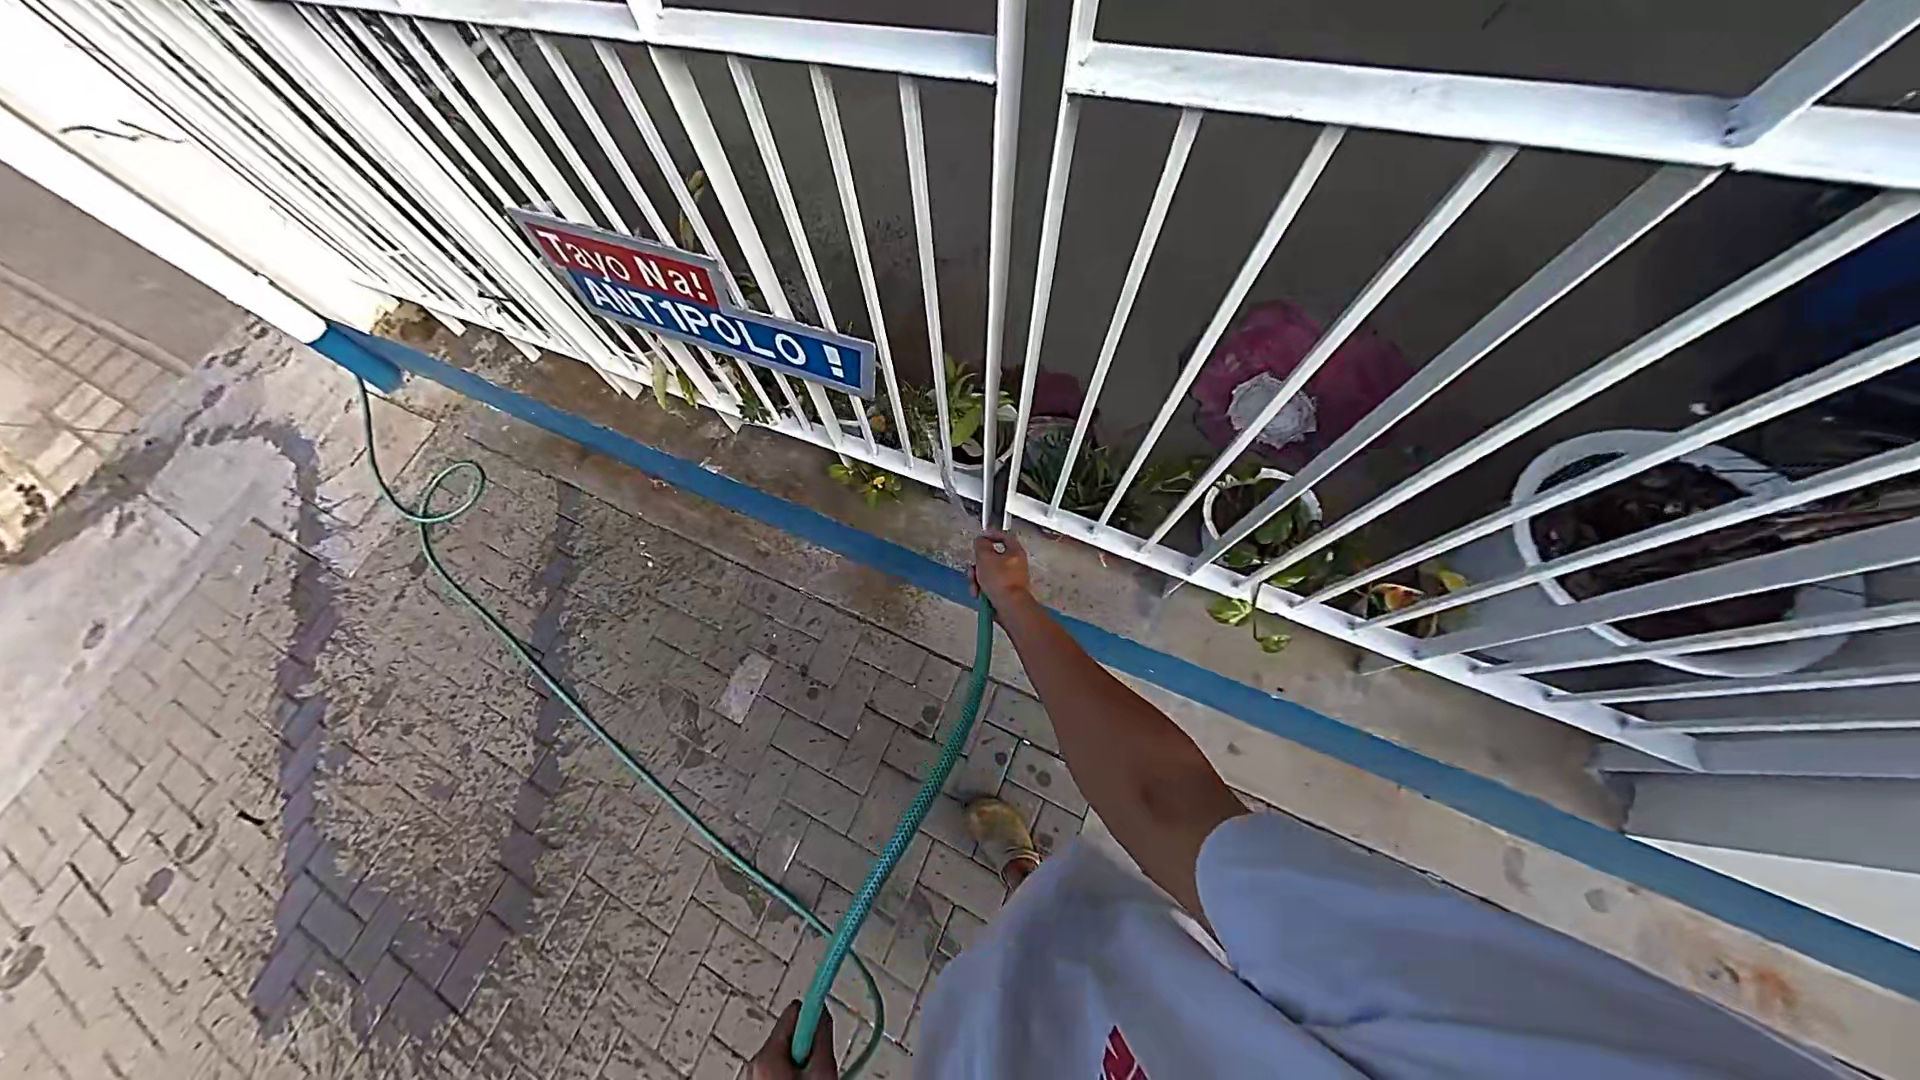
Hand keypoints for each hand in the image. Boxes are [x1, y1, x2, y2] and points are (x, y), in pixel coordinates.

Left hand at [749, 1001, 837, 1078]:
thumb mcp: (821, 1072)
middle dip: (805, 1044)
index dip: (813, 1012)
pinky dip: (787, 1071)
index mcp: (767, 1055)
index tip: (825, 998)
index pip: (795, 1010)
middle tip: (814, 1067)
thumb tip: (822, 1009)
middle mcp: (753, 1062)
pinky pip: (776, 1064)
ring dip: (797, 1059)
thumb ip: (822, 1036)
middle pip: (789, 1031)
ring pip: (784, 1049)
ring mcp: (752, 1074)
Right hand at [971, 529, 1032, 609]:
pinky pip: (990, 586)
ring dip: (977, 580)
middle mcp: (1015, 565)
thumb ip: (981, 545)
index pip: (1005, 537)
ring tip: (976, 588)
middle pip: (992, 559)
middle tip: (974, 570)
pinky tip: (979, 595)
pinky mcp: (1005, 593)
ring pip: (988, 574)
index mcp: (1015, 553)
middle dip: (978, 566)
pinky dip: (982, 590)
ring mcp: (1010, 580)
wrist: (1009, 606)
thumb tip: (981, 540)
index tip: (981, 538)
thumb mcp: (985, 557)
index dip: (991, 535)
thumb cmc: (999, 580)